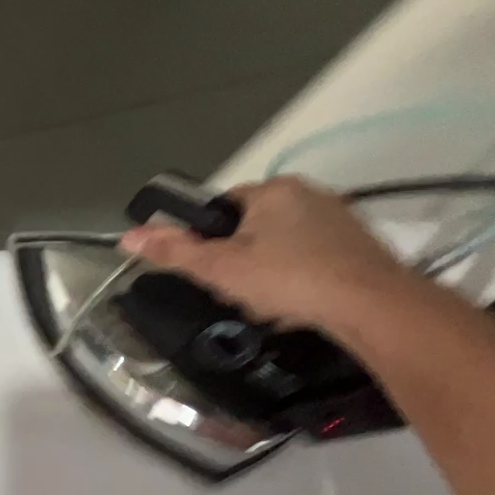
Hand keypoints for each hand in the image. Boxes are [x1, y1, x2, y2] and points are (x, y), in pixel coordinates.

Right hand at [119, 176, 424, 330]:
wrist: (369, 303)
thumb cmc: (286, 278)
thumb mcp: (216, 268)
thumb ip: (172, 251)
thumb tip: (126, 237)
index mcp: (274, 190)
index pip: (219, 207)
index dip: (204, 238)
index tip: (205, 267)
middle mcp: (310, 193)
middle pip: (247, 228)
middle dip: (234, 259)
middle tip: (230, 289)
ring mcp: (337, 217)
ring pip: (275, 245)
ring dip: (260, 272)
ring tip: (262, 301)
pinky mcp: (355, 243)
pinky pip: (305, 257)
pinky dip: (291, 278)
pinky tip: (291, 301)